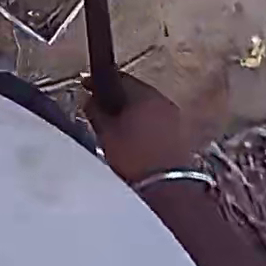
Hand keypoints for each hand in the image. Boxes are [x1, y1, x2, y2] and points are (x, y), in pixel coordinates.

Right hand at [82, 72, 227, 183]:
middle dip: (115, 93)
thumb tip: (88, 98)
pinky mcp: (181, 132)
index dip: (98, 80)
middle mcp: (161, 99)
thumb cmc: (132, 156)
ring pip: (146, 103)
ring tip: (114, 118)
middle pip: (133, 89)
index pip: (118, 77)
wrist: (169, 189)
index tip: (84, 84)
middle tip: (97, 101)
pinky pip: (156, 116)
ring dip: (130, 106)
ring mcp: (174, 115)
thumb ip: (95, 110)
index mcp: (143, 94)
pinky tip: (132, 130)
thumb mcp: (106, 132)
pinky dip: (142, 118)